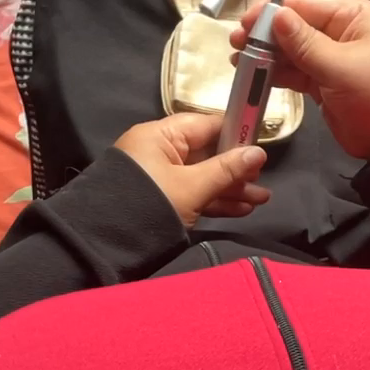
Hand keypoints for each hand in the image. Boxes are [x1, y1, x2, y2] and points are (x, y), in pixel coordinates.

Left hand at [113, 113, 271, 226]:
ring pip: (204, 177)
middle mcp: (160, 152)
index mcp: (160, 136)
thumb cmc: (151, 204)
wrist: (107, 243)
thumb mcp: (192, 186)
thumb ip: (226, 170)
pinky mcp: (164, 200)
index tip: (260, 144)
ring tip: (261, 199)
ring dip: (232, 188)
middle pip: (207, 153)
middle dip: (237, 168)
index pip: (206, 125)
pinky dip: (216, 201)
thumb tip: (258, 152)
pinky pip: (195, 194)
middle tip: (262, 178)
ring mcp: (162, 178)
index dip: (235, 133)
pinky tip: (242, 209)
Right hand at [231, 0, 369, 161]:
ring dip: (268, 55)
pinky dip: (277, 73)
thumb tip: (276, 15)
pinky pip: (298, 72)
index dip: (274, 11)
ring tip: (238, 59)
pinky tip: (254, 74)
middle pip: (298, 26)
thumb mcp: (341, 68)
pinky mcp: (326, 84)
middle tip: (235, 41)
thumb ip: (305, 43)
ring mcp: (334, 59)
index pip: (307, 5)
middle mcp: (344, 32)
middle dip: (266, 33)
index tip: (244, 21)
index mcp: (355, 17)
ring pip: (294, 50)